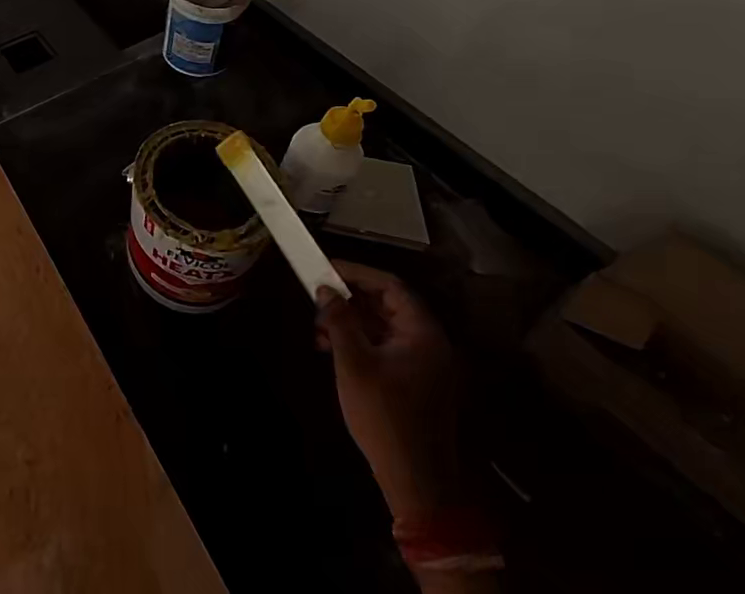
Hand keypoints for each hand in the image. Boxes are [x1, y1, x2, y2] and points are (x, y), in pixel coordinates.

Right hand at [315, 260, 466, 522]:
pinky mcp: (414, 381)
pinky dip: (358, 342)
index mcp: (422, 333)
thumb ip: (340, 321)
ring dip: (349, 322)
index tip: (326, 268)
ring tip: (317, 329)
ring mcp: (423, 364)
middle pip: (387, 305)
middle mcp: (428, 343)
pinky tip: (331, 350)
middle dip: (348, 300)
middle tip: (316, 298)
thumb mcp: (354, 363)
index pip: (391, 286)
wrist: (414, 477)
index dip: (357, 273)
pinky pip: (384, 348)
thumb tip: (326, 289)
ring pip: (382, 327)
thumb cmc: (384, 415)